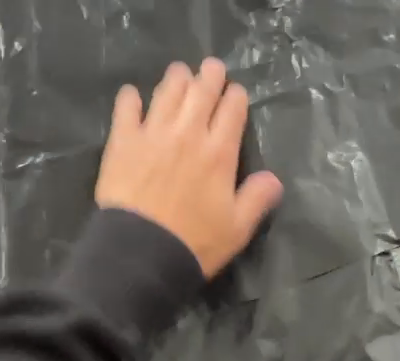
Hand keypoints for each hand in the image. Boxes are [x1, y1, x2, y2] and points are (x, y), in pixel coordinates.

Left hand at [95, 58, 283, 278]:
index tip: (236, 96)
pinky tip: (135, 98)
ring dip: (177, 79)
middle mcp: (188, 132)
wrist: (144, 252)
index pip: (232, 109)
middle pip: (202, 90)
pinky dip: (132, 97)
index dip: (236, 98)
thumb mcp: (237, 229)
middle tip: (212, 69)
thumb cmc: (196, 243)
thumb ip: (257, 200)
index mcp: (219, 153)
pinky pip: (127, 105)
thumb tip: (275, 179)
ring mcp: (153, 132)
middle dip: (210, 76)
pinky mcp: (123, 139)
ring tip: (180, 75)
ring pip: (168, 90)